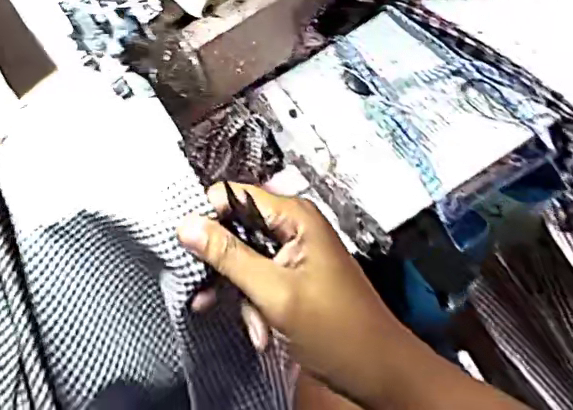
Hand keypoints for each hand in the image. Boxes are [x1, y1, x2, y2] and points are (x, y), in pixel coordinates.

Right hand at [180, 184, 426, 408]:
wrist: (384, 377)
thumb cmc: (343, 333)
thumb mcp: (276, 294)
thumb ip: (229, 257)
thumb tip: (188, 225)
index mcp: (293, 215)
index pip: (233, 195)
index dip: (209, 218)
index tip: (190, 245)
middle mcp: (293, 225)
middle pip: (237, 228)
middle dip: (225, 267)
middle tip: (207, 291)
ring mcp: (295, 249)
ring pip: (245, 257)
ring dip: (241, 293)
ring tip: (252, 325)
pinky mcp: (294, 273)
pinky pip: (259, 276)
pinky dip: (254, 303)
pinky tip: (260, 330)